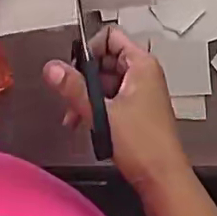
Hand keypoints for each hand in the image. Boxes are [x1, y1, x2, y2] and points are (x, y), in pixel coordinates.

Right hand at [43, 26, 189, 188]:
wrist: (162, 179)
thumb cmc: (145, 145)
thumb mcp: (102, 113)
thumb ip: (74, 88)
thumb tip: (54, 69)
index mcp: (142, 65)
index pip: (110, 37)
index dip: (90, 48)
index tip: (75, 66)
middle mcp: (143, 74)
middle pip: (105, 59)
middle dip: (84, 77)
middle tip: (71, 93)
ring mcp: (140, 91)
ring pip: (105, 80)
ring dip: (87, 95)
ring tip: (74, 114)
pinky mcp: (136, 109)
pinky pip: (111, 97)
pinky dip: (96, 106)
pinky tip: (84, 122)